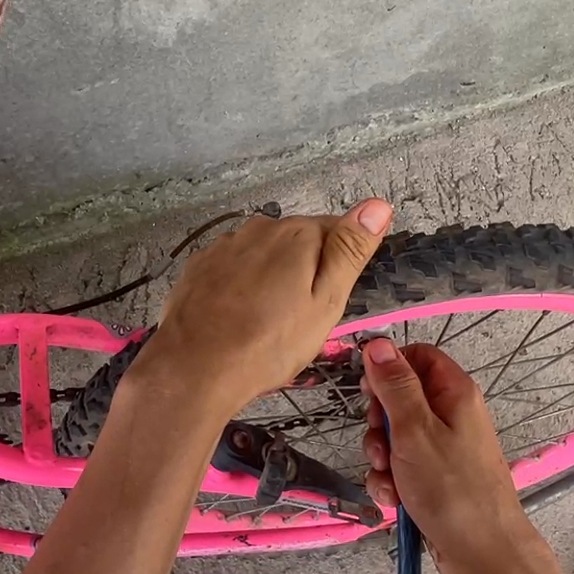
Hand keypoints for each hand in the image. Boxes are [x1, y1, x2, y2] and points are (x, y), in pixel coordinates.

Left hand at [128, 199, 393, 416]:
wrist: (194, 369)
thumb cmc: (270, 343)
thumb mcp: (325, 301)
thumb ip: (350, 250)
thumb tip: (379, 204)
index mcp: (298, 233)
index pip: (337, 232)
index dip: (339, 268)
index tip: (327, 301)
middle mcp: (259, 228)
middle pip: (298, 243)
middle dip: (305, 272)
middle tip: (300, 319)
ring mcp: (224, 246)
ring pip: (263, 256)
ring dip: (271, 278)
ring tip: (266, 323)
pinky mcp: (199, 267)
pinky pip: (233, 269)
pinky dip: (240, 286)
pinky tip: (237, 318)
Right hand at [360, 339, 544, 573]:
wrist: (483, 555)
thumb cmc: (452, 488)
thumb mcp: (414, 430)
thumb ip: (395, 385)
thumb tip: (378, 342)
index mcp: (454, 392)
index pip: (417, 356)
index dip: (389, 369)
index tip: (370, 391)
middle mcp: (450, 414)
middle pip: (400, 397)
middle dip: (379, 422)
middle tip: (382, 442)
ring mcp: (442, 448)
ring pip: (395, 436)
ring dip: (381, 457)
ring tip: (390, 477)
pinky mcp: (433, 477)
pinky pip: (401, 466)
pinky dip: (391, 480)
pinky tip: (394, 498)